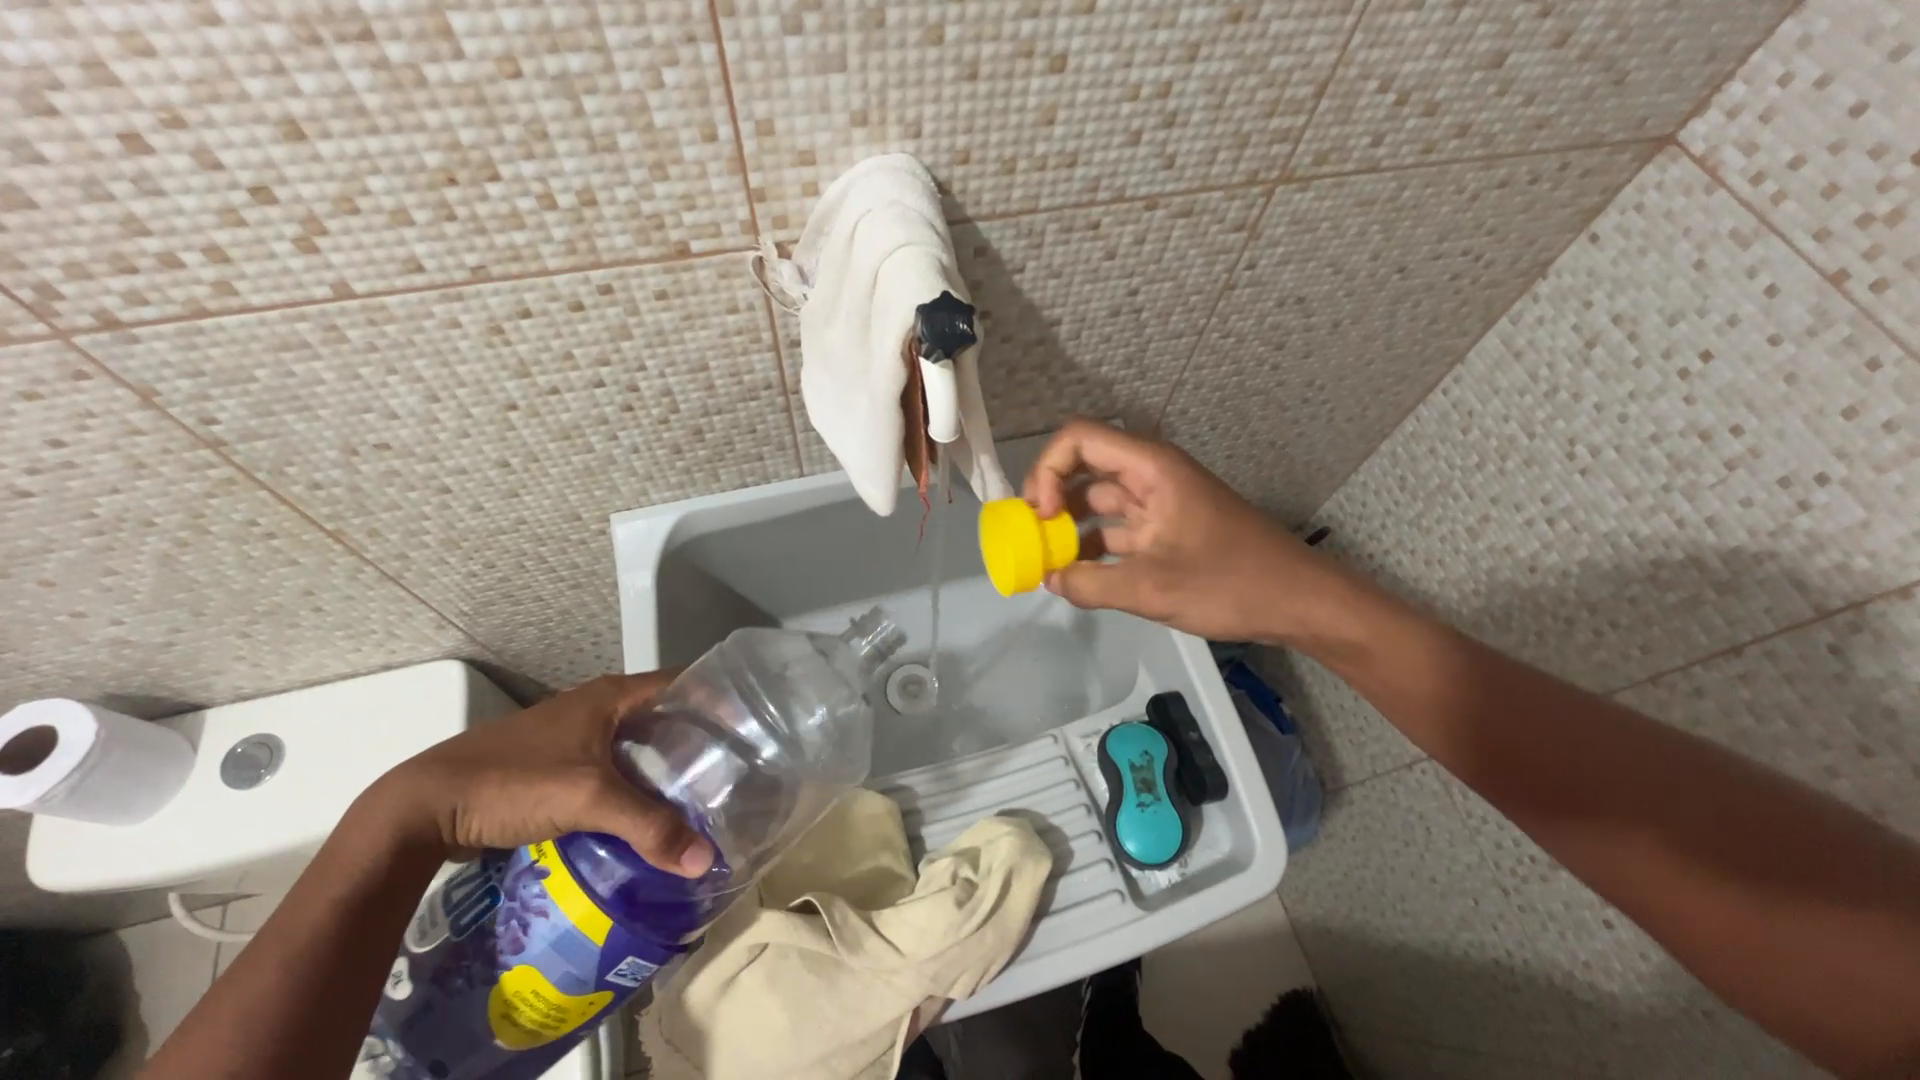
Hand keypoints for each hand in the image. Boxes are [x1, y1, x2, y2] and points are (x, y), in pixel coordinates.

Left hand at [361, 673, 714, 876]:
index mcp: (610, 696)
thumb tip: (707, 860)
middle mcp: (598, 707)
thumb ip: (649, 826)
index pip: (683, 682)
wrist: (424, 806)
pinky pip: (616, 771)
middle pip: (665, 715)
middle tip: (740, 769)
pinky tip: (654, 818)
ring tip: (708, 797)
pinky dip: (639, 788)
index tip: (755, 725)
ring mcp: (576, 737)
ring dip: (669, 767)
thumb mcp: (588, 799)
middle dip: (701, 739)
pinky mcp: (560, 767)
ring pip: (640, 746)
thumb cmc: (513, 781)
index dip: (720, 697)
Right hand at [1023, 420, 1353, 646]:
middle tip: (1032, 537)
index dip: (1048, 470)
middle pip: (1084, 468)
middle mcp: (1151, 476)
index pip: (1079, 439)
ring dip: (1070, 527)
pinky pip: (1118, 528)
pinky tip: (1079, 576)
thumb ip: (1091, 584)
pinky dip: (1094, 547)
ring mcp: (1160, 502)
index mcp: (1150, 468)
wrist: (1297, 600)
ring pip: (1098, 501)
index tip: (1041, 515)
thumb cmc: (1229, 582)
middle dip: (1050, 498)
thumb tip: (1051, 580)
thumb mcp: (1151, 588)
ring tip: (1048, 562)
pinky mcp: (1168, 529)